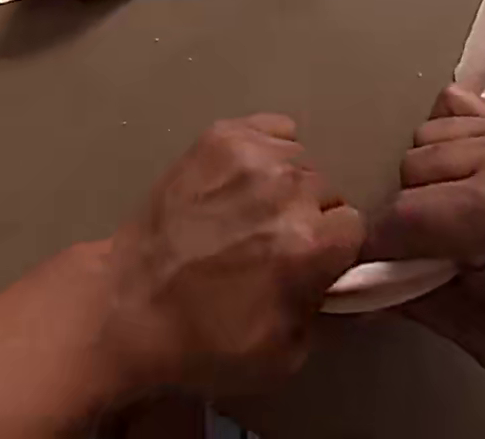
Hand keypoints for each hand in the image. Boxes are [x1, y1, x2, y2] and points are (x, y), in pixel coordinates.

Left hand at [103, 114, 363, 395]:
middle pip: (327, 189)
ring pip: (300, 160)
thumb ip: (328, 309)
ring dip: (286, 183)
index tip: (313, 258)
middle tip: (274, 237)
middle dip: (310, 214)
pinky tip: (244, 175)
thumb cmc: (205, 338)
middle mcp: (289, 189)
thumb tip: (349, 278)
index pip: (355, 225)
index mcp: (309, 244)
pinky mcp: (224, 134)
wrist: (129, 300)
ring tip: (251, 207)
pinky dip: (268, 148)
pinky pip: (274, 129)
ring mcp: (254, 154)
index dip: (335, 246)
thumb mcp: (284, 355)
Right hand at [362, 85, 484, 386]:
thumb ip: (416, 303)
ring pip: (425, 138)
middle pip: (409, 169)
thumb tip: (354, 287)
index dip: (381, 247)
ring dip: (426, 178)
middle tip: (436, 250)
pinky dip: (445, 139)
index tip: (378, 269)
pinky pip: (453, 107)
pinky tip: (464, 174)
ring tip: (456, 215)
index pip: (403, 216)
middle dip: (409, 214)